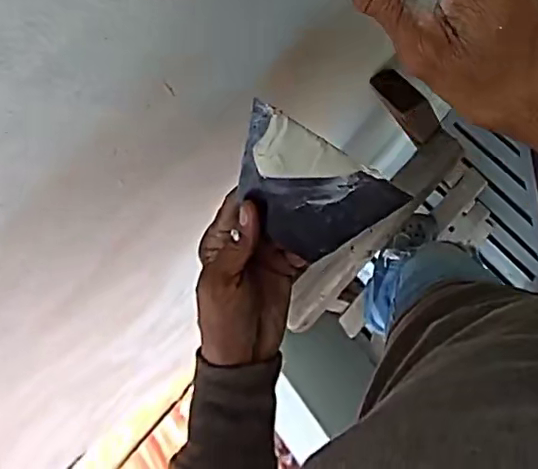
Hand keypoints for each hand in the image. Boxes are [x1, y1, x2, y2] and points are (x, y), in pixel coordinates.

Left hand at [195, 191, 307, 366]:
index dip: (251, 191)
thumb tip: (248, 210)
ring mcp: (265, 253)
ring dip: (294, 217)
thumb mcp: (220, 283)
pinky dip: (308, 239)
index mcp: (221, 241)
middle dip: (277, 200)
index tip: (269, 176)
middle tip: (296, 186)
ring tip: (310, 205)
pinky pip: (298, 246)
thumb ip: (236, 246)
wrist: (244, 360)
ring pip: (282, 225)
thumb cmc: (220, 324)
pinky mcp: (284, 266)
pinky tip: (317, 232)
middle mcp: (244, 242)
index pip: (235, 206)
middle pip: (262, 211)